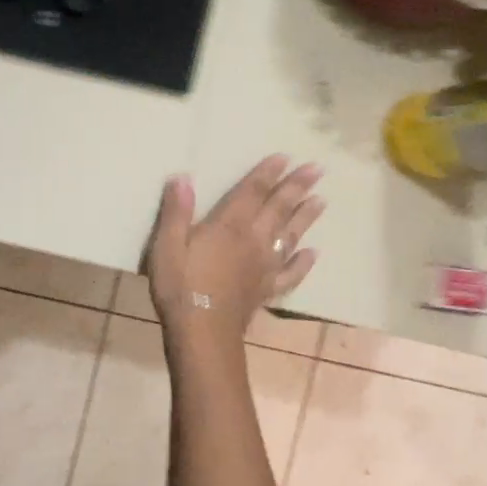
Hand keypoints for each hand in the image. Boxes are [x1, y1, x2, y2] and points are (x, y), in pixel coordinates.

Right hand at [145, 156, 324, 341]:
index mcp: (228, 226)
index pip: (252, 193)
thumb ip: (176, 212)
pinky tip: (312, 253)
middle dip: (296, 187)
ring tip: (320, 201)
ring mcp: (265, 265)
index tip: (284, 157)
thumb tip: (182, 178)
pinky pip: (291, 272)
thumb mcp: (166, 245)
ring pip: (290, 235)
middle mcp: (253, 240)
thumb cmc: (179, 285)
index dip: (266, 174)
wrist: (202, 328)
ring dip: (305, 217)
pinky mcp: (267, 287)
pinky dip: (303, 262)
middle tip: (317, 169)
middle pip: (278, 209)